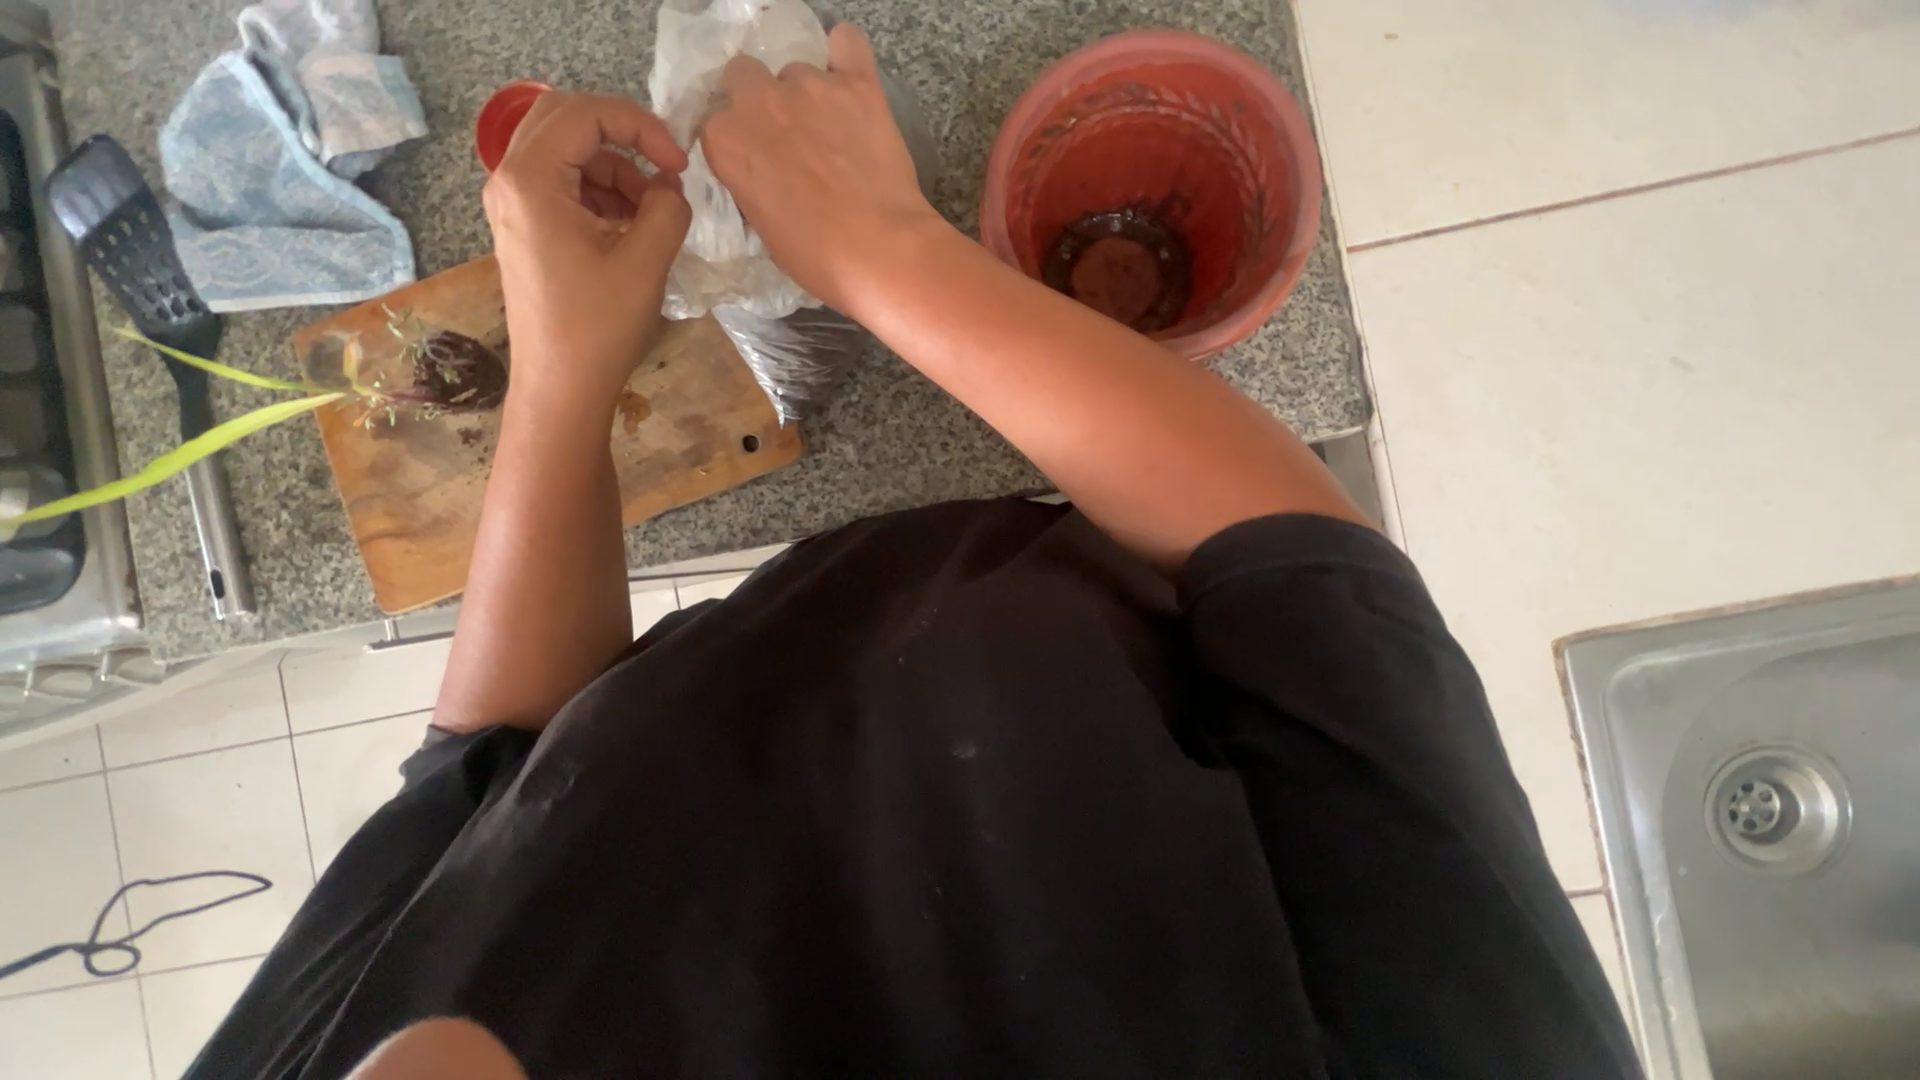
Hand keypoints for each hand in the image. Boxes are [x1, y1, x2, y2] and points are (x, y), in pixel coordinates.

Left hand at [483, 92, 691, 414]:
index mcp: (531, 180)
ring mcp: (514, 206)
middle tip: (667, 173)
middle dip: (625, 139)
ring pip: (568, 155)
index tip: (680, 165)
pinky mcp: (526, 230)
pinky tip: (630, 233)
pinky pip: (565, 188)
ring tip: (652, 217)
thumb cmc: (600, 327)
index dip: (640, 126)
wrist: (562, 386)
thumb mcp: (646, 262)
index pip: (584, 113)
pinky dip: (602, 196)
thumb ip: (667, 208)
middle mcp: (510, 181)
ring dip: (617, 173)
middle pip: (567, 122)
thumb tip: (670, 187)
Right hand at [704, 23, 946, 314]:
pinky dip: (847, 57)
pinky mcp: (858, 85)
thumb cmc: (818, 258)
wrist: (880, 251)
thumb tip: (763, 177)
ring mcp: (810, 87)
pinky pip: (847, 44)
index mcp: (726, 142)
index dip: (740, 144)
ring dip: (808, 96)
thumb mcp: (764, 230)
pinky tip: (853, 85)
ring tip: (834, 134)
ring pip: (797, 71)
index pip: (718, 124)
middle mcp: (760, 102)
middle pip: (745, 77)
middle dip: (762, 105)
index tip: (759, 165)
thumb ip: (752, 186)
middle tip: (789, 142)